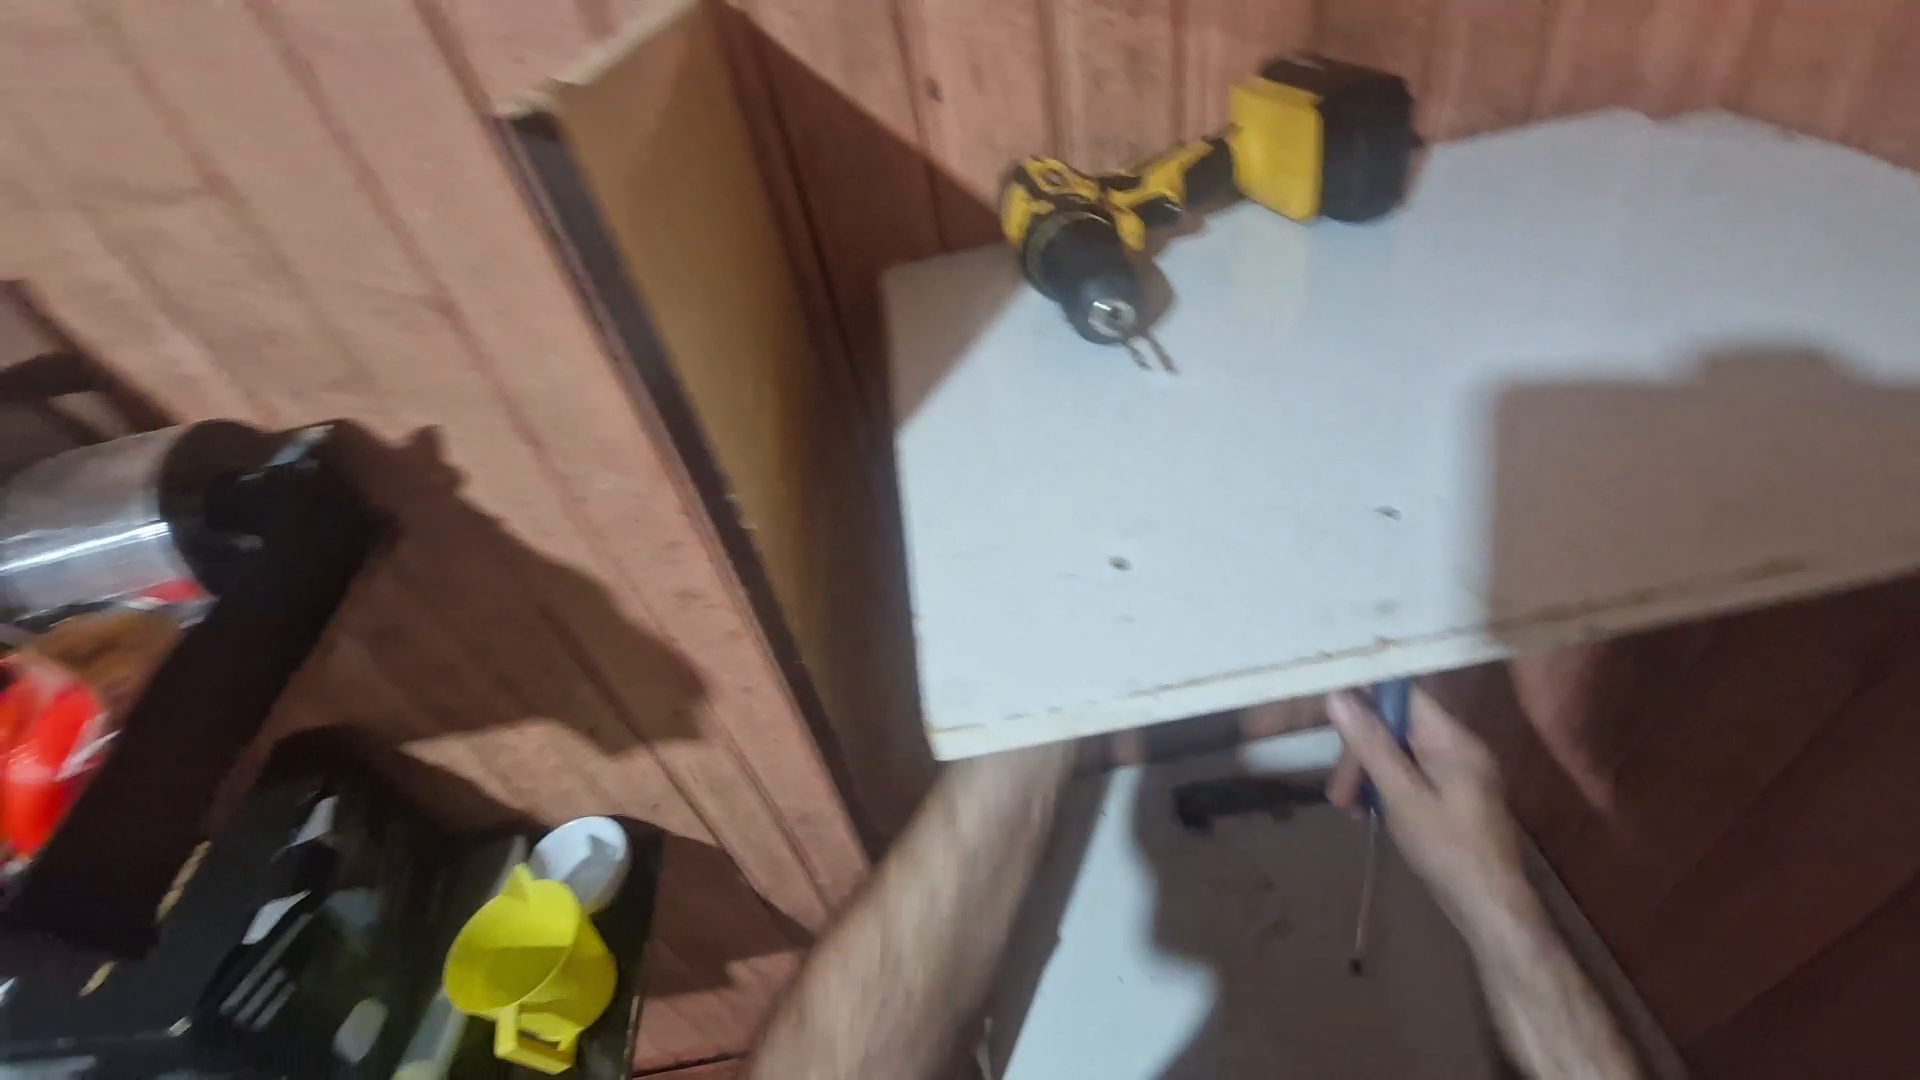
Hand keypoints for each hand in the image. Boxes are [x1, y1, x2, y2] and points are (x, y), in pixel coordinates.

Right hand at [1325, 687, 1536, 936]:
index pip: (1403, 695)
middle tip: (1338, 792)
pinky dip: (1381, 785)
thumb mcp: (1401, 795)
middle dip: (1359, 752)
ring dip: (1365, 772)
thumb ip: (1370, 743)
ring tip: (1348, 807)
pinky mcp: (1448, 791)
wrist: (1490, 909)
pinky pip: (1405, 770)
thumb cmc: (1448, 850)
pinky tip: (1368, 811)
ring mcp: (1454, 769)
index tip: (1332, 723)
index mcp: (1453, 739)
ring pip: (1394, 749)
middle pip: (1393, 724)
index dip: (1365, 699)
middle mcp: (1456, 746)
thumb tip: (1337, 694)